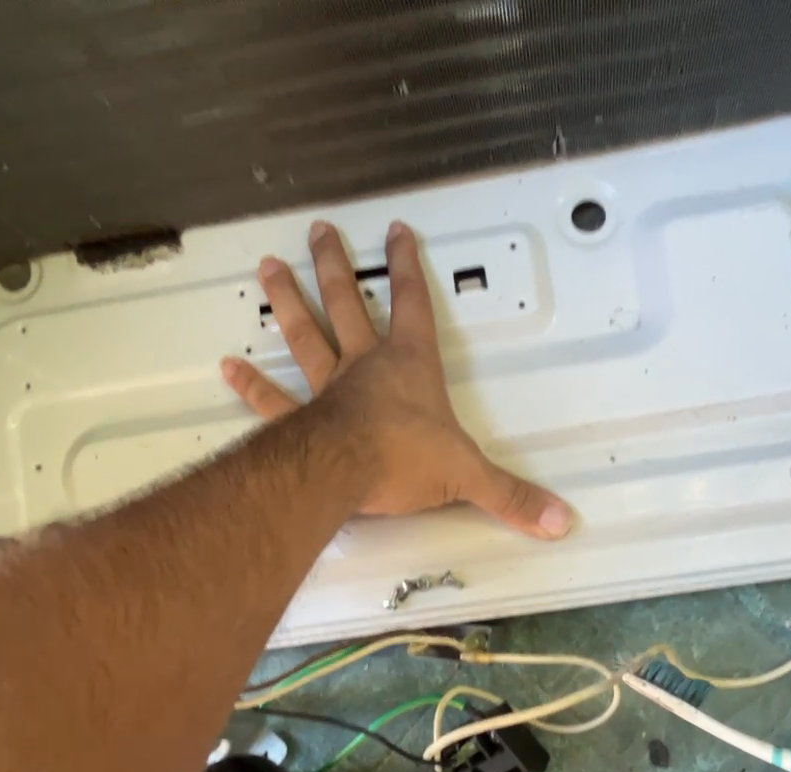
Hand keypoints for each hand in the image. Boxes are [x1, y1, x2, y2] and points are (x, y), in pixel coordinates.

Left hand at [219, 220, 572, 539]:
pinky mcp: (302, 420)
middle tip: (317, 230)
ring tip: (267, 269)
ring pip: (306, 336)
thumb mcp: (470, 476)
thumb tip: (562, 522)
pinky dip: (252, 386)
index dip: (409, 267)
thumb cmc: (407, 460)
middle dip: (335, 267)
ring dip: (288, 303)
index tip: (397, 229)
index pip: (414, 305)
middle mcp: (367, 366)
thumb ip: (513, 497)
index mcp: (411, 366)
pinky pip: (274, 400)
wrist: (349, 474)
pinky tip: (228, 366)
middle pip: (349, 304)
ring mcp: (329, 390)